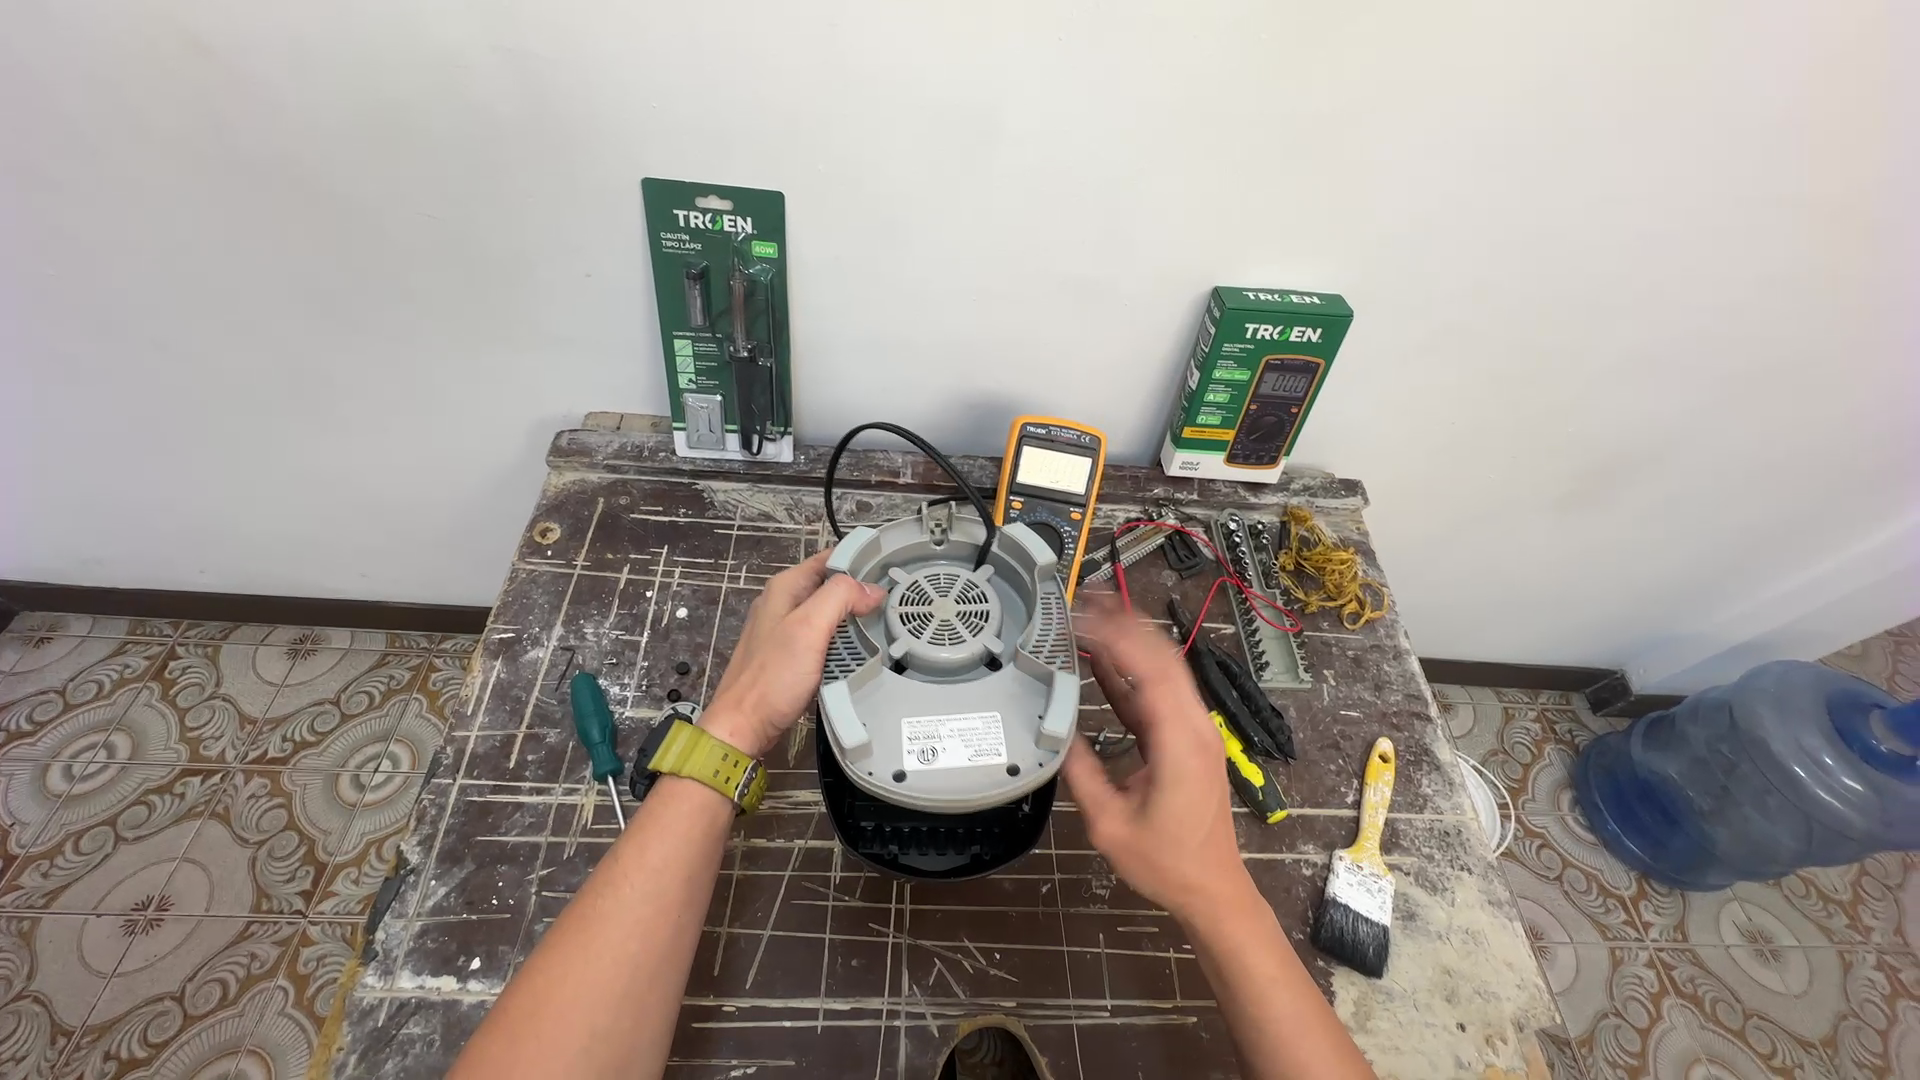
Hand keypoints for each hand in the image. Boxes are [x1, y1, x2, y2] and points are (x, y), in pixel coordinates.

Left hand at [702, 548, 886, 757]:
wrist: (743, 727)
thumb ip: (840, 598)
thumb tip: (872, 589)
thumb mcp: (809, 628)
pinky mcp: (791, 655)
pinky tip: (861, 650)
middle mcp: (784, 603)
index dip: (860, 558)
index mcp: (785, 588)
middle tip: (894, 600)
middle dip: (861, 590)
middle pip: (831, 585)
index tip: (890, 568)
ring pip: (830, 612)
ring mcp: (786, 629)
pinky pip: (825, 637)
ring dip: (854, 617)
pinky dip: (844, 640)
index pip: (830, 558)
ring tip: (884, 623)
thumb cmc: (773, 677)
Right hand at [1059, 599, 1251, 923]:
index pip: (1148, 670)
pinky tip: (1101, 657)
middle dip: (1125, 622)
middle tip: (1086, 598)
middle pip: (1162, 656)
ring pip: (1163, 668)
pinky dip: (1129, 671)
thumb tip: (1054, 729)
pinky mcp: (1185, 738)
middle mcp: (1193, 725)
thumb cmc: (1165, 862)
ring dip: (1129, 638)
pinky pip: (1157, 692)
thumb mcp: (1109, 822)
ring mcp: (1193, 729)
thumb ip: (1081, 771)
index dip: (1115, 637)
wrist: (1213, 889)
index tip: (1080, 617)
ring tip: (1092, 613)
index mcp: (1180, 740)